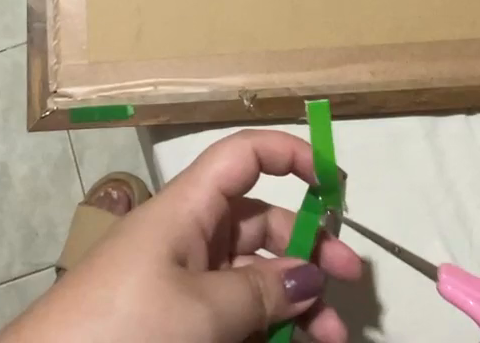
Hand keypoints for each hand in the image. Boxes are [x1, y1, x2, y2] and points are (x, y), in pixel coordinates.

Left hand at [0, 130, 364, 342]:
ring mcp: (187, 278)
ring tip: (333, 336)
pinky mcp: (182, 317)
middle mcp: (191, 233)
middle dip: (309, 245)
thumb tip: (310, 273)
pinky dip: (271, 323)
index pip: (242, 156)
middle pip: (260, 220)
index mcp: (188, 206)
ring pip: (256, 272)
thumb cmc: (126, 322)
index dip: (289, 155)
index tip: (336, 184)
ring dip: (298, 298)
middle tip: (352, 280)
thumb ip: (259, 292)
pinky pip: (238, 308)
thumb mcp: (200, 309)